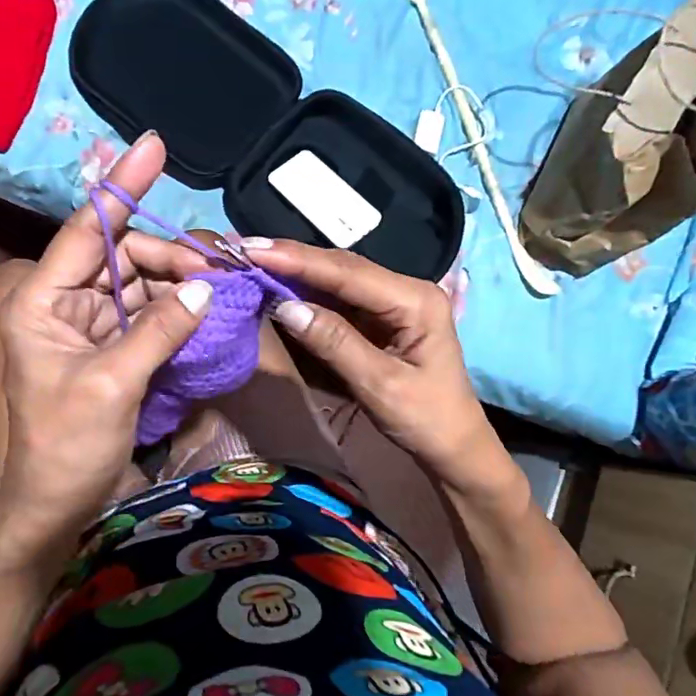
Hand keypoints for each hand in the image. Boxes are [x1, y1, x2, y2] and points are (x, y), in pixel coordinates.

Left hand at [0, 134, 213, 532]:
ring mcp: (91, 324)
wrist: (57, 506)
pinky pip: (149, 313)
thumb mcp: (113, 385)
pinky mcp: (113, 346)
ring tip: (220, 290)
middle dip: (169, 258)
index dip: (122, 187)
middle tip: (217, 274)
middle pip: (123, 255)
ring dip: (179, 283)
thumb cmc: (67, 447)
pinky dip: (177, 309)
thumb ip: (160, 330)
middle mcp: (64, 301)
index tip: (154, 145)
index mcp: (42, 301)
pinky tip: (206, 307)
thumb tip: (207, 288)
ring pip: (141, 282)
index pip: (86, 229)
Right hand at [242, 239, 510, 489]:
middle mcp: (405, 290)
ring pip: (335, 278)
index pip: (347, 273)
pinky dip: (306, 290)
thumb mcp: (380, 385)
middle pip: (340, 267)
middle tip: (243, 248)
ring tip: (253, 258)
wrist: (453, 447)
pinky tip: (279, 282)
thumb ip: (334, 343)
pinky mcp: (378, 317)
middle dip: (291, 257)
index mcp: (415, 300)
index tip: (254, 249)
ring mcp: (391, 302)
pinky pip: (337, 297)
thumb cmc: (425, 419)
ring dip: (294, 270)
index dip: (298, 260)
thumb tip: (285, 306)